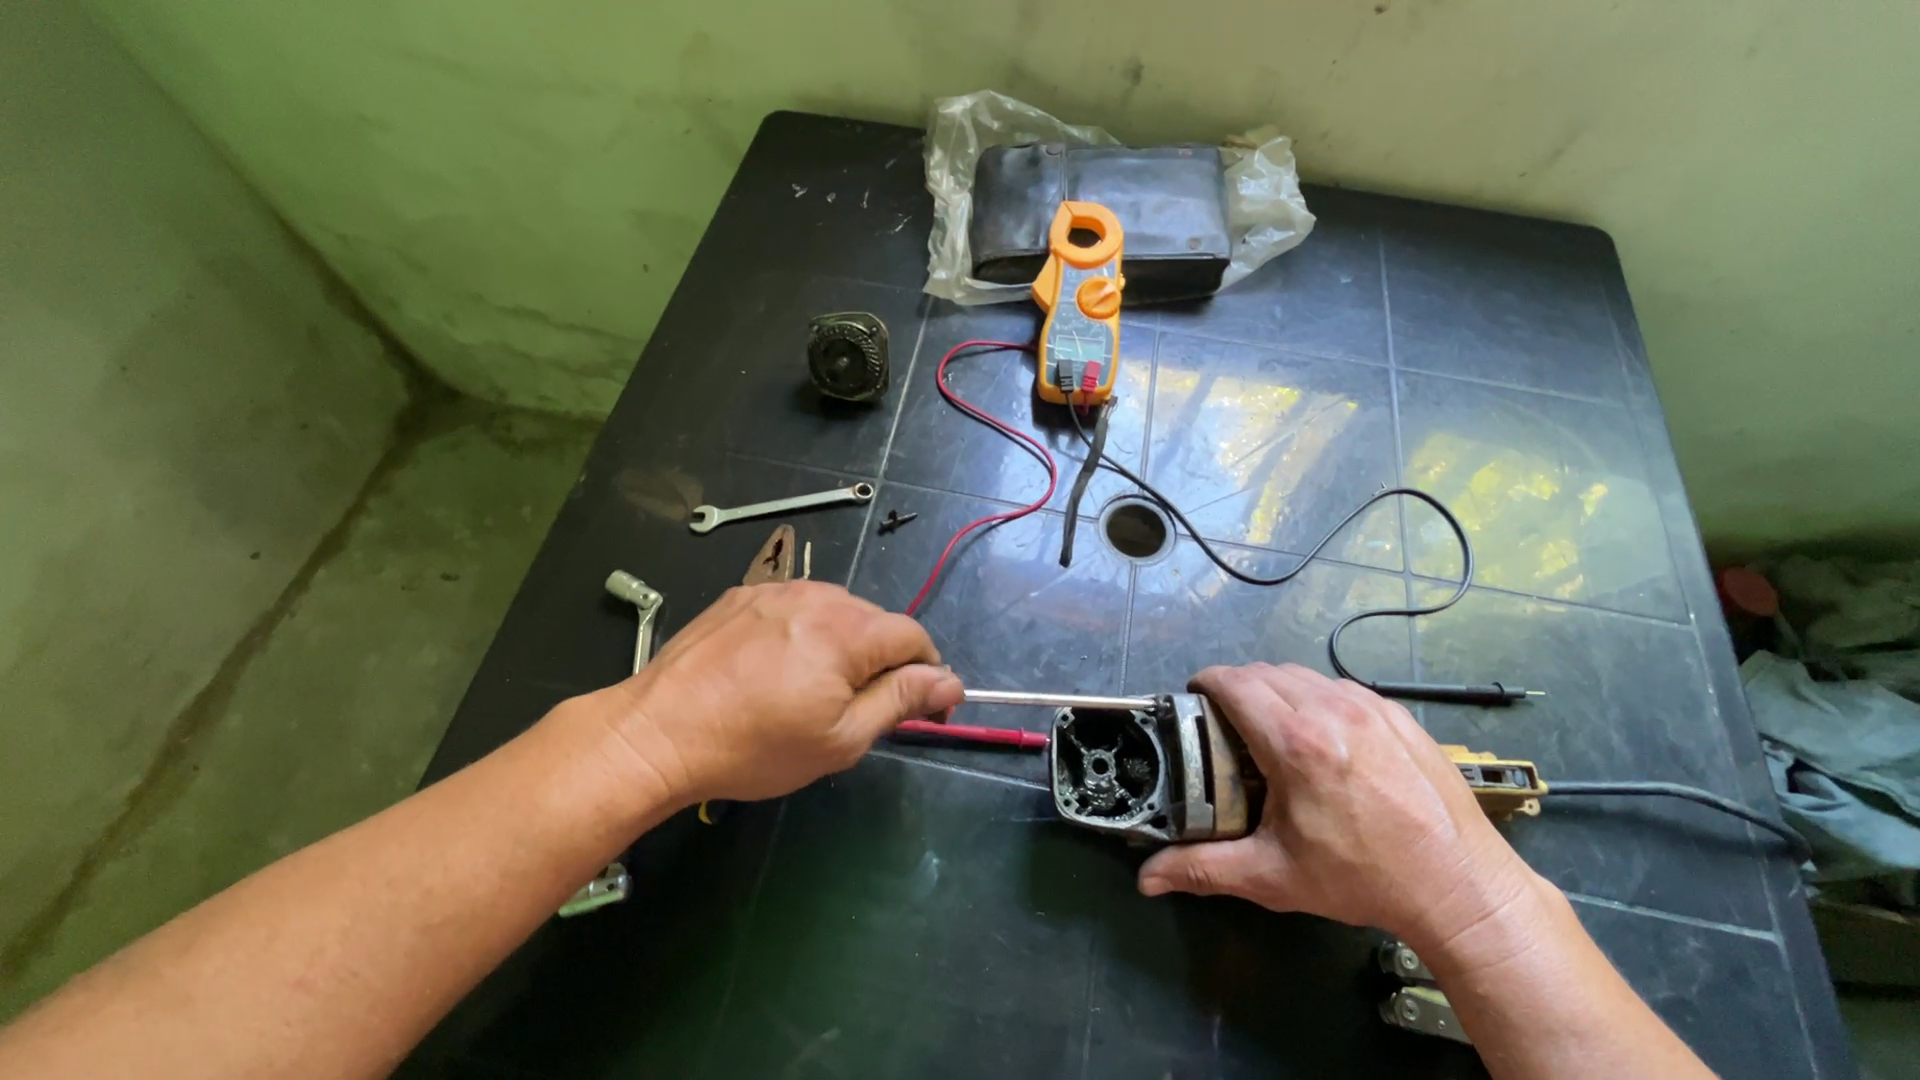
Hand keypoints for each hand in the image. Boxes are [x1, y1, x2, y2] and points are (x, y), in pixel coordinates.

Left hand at [594, 581, 963, 805]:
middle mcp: (818, 595)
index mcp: (849, 629)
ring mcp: (776, 589)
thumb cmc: (756, 746)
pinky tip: (772, 669)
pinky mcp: (742, 594)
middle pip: (875, 622)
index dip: (927, 673)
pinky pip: (794, 608)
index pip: (914, 636)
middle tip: (854, 711)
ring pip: (834, 613)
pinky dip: (801, 633)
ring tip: (808, 690)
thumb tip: (949, 680)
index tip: (921, 711)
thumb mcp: (841, 738)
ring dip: (840, 646)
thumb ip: (901, 700)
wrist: (658, 732)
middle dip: (880, 662)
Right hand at [1138, 664, 1541, 952]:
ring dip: (1277, 689)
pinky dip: (1318, 698)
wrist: (1460, 887)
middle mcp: (1331, 710)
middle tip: (1226, 724)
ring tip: (1272, 727)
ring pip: (1304, 675)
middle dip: (1237, 687)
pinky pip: (1342, 687)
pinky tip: (1323, 736)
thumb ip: (1204, 868)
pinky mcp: (1399, 715)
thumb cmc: (1361, 879)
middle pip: (1264, 672)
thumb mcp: (1274, 876)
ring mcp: (1371, 707)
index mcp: (1294, 742)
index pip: (1233, 683)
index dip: (1205, 684)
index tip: (1194, 702)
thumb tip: (1147, 879)